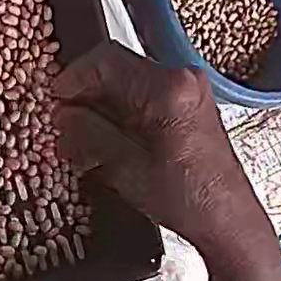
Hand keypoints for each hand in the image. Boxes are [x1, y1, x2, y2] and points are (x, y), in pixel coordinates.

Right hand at [53, 43, 265, 258]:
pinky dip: (122, 118)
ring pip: (130, 88)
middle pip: (118, 73)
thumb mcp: (127, 168)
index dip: (73, 79)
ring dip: (102, 111)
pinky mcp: (189, 108)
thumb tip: (63, 114)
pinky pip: (146, 102)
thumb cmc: (188, 199)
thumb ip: (91, 134)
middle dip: (86, 99)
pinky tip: (106, 144)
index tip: (53, 99)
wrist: (227, 219)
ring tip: (80, 142)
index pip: (107, 61)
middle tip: (62, 127)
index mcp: (168, 89)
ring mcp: (189, 91)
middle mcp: (182, 79)